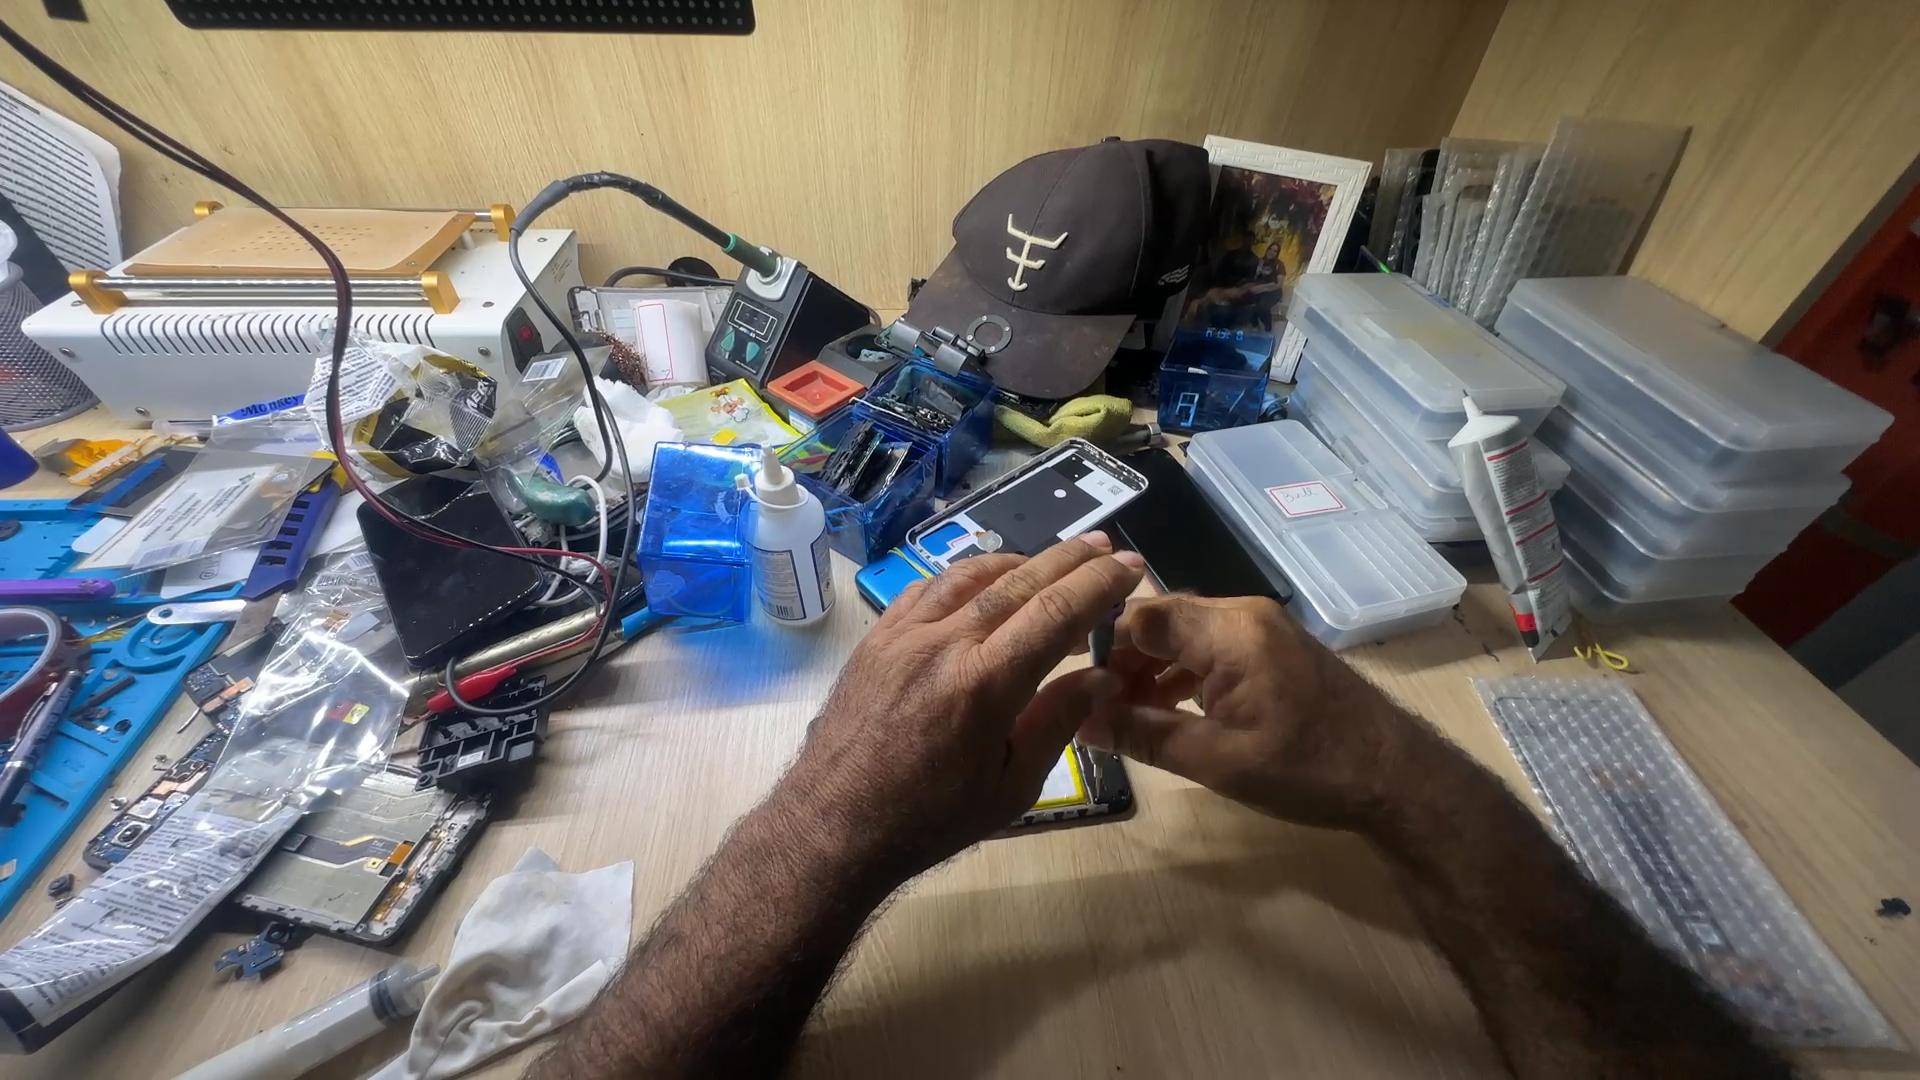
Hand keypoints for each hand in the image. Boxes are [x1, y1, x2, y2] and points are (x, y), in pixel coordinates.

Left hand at [787, 534, 1144, 882]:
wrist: (834, 824)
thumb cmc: (930, 818)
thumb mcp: (1012, 786)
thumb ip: (1059, 720)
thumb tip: (1103, 674)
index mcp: (984, 684)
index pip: (1056, 612)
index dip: (1099, 584)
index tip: (1131, 566)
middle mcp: (944, 643)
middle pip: (1018, 580)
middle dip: (1069, 558)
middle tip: (1105, 544)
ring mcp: (904, 633)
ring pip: (971, 574)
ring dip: (1018, 561)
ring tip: (1051, 561)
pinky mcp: (877, 635)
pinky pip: (927, 587)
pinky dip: (966, 576)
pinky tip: (983, 583)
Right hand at [1080, 594, 1431, 829]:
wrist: (1402, 781)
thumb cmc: (1309, 771)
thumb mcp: (1217, 760)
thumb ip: (1144, 735)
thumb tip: (1081, 723)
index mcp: (1230, 631)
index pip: (1143, 617)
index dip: (1102, 647)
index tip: (1077, 686)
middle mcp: (1243, 614)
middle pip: (1161, 620)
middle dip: (1123, 659)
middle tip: (1097, 703)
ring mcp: (1260, 628)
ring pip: (1183, 633)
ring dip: (1150, 668)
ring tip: (1124, 711)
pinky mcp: (1270, 647)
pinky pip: (1209, 646)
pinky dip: (1181, 672)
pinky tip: (1166, 707)